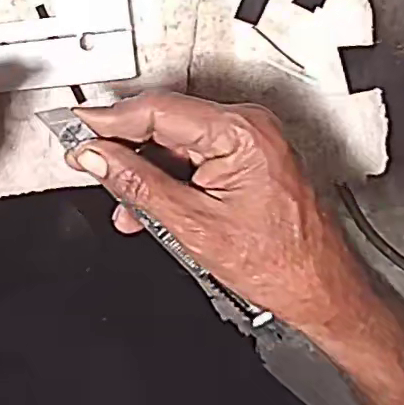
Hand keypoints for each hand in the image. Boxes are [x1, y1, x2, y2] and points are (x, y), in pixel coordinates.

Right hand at [70, 92, 374, 336]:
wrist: (325, 292)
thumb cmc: (283, 264)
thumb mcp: (192, 225)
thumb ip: (137, 184)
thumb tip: (98, 158)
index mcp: (239, 132)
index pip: (156, 112)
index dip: (109, 120)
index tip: (78, 125)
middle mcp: (247, 124)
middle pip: (163, 121)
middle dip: (122, 145)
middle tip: (88, 158)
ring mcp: (248, 136)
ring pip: (173, 138)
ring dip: (142, 166)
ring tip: (119, 195)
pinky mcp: (246, 151)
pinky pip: (192, 151)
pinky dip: (166, 173)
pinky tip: (145, 199)